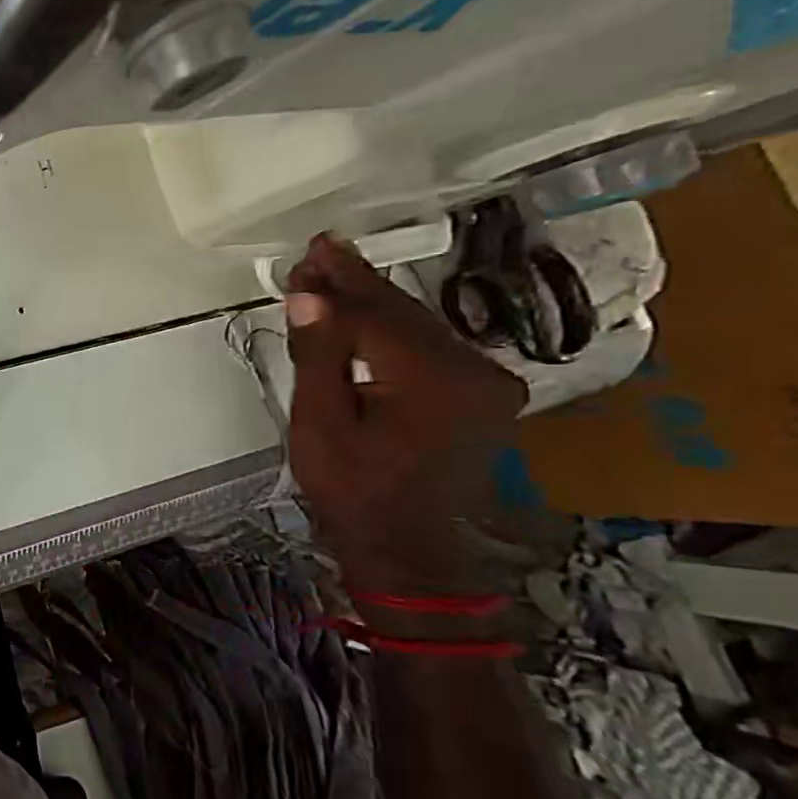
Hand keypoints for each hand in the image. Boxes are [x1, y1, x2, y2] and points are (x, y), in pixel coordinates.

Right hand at [284, 234, 527, 598]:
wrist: (404, 545)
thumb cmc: (351, 487)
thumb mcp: (320, 423)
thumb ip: (319, 355)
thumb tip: (309, 297)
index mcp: (434, 380)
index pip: (377, 315)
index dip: (338, 283)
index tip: (309, 253)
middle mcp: (477, 373)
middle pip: (404, 313)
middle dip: (356, 284)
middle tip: (317, 255)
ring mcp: (489, 384)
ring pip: (419, 326)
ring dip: (373, 302)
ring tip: (331, 278)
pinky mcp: (484, 394)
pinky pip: (431, 345)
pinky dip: (393, 328)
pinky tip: (366, 315)